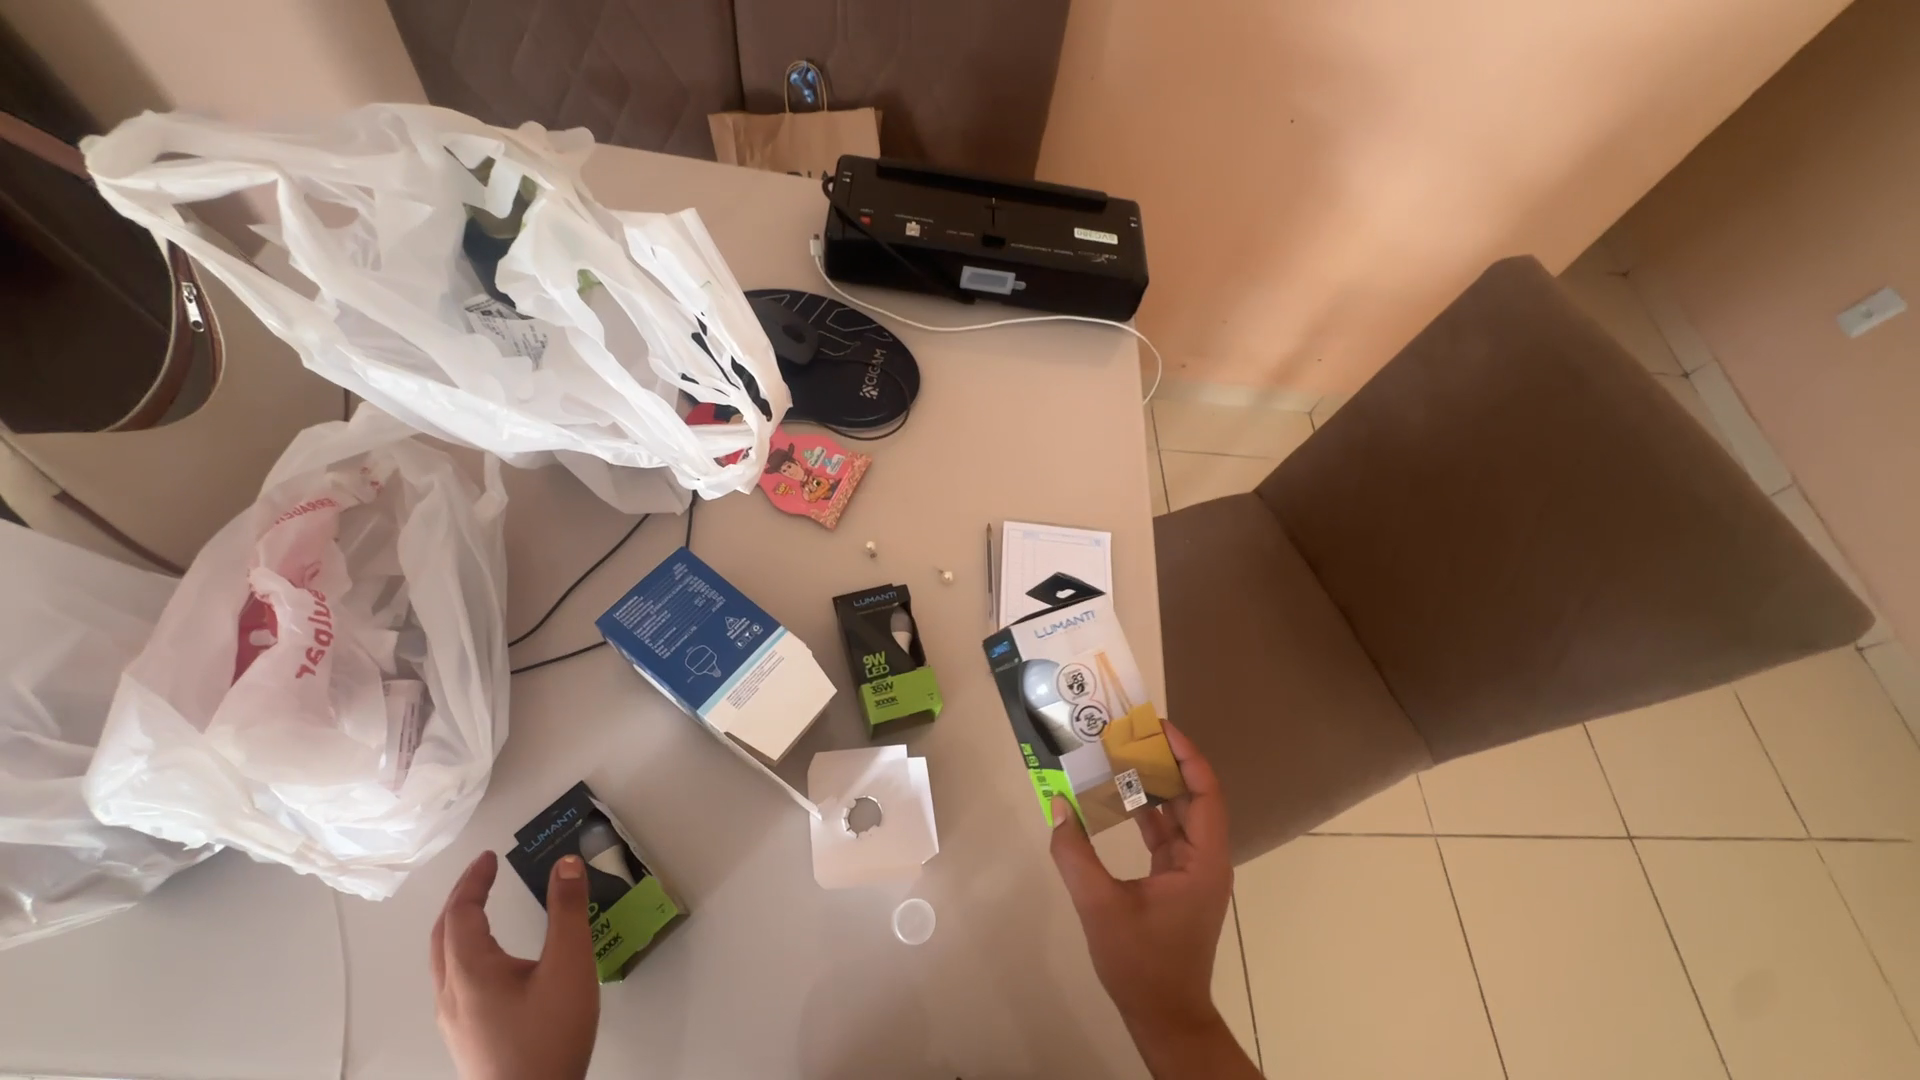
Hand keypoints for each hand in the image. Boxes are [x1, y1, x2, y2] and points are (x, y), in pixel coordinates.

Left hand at [431, 851, 599, 1079]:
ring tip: (485, 909)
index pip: (462, 913)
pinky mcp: (467, 1037)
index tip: (490, 856)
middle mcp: (452, 993)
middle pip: (442, 936)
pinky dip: (466, 950)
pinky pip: (454, 980)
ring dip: (459, 926)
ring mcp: (454, 1020)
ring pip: (445, 961)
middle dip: (460, 899)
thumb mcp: (569, 967)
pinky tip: (493, 961)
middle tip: (484, 875)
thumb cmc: (549, 1035)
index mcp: (471, 970)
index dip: (474, 880)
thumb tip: (565, 863)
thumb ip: (567, 911)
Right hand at [1050, 721, 1256, 1078]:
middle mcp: (1206, 860)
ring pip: (1180, 815)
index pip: (1205, 793)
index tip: (1159, 728)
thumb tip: (1058, 805)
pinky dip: (1147, 813)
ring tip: (1122, 756)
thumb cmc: (1141, 962)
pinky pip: (1167, 835)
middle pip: (1194, 797)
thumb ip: (1074, 854)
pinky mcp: (1178, 882)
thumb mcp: (1100, 906)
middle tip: (1132, 734)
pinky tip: (1118, 799)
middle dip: (1166, 762)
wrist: (1164, 1017)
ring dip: (1155, 786)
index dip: (1187, 755)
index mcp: (1203, 861)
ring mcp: (1194, 871)